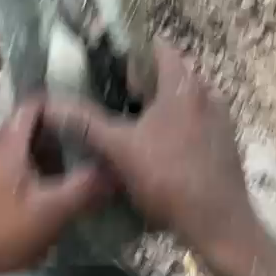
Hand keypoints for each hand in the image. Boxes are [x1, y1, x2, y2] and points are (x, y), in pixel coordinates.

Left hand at [0, 101, 112, 275]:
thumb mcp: (51, 211)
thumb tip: (117, 171)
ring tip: (73, 178)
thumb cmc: (3, 231)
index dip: (61, 106)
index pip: (34, 104)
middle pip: (28, 128)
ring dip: (46, 160)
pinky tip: (46, 201)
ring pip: (20, 151)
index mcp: (7, 142)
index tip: (88, 119)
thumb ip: (85, 189)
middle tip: (88, 152)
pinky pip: (10, 169)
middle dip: (59, 138)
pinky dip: (31, 175)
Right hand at [45, 39, 265, 261]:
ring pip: (187, 99)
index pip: (161, 48)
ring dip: (164, 104)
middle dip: (148, 80)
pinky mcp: (226, 146)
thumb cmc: (169, 178)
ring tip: (137, 122)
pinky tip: (161, 149)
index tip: (114, 64)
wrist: (221, 228)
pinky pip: (199, 122)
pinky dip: (180, 125)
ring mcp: (221, 121)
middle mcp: (207, 95)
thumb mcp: (119, 150)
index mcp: (183, 86)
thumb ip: (85, 124)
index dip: (136, 51)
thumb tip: (49, 106)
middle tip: (120, 95)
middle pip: (174, 73)